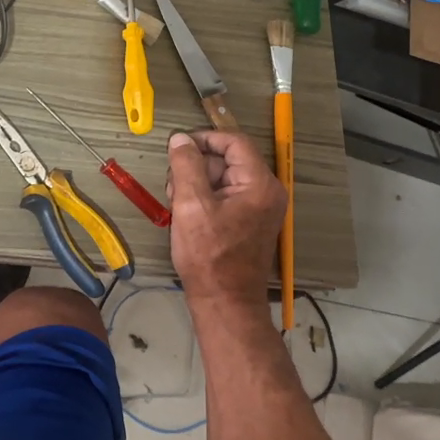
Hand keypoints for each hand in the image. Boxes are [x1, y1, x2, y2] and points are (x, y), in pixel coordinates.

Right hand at [166, 130, 285, 307]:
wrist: (224, 300)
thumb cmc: (208, 254)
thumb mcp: (191, 205)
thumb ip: (186, 166)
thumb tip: (180, 139)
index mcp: (259, 184)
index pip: (234, 142)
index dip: (204, 139)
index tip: (176, 148)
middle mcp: (266, 191)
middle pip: (225, 160)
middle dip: (195, 168)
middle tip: (173, 189)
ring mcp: (258, 207)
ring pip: (220, 177)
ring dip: (194, 185)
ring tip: (178, 208)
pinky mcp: (248, 220)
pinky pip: (223, 196)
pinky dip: (202, 200)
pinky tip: (187, 217)